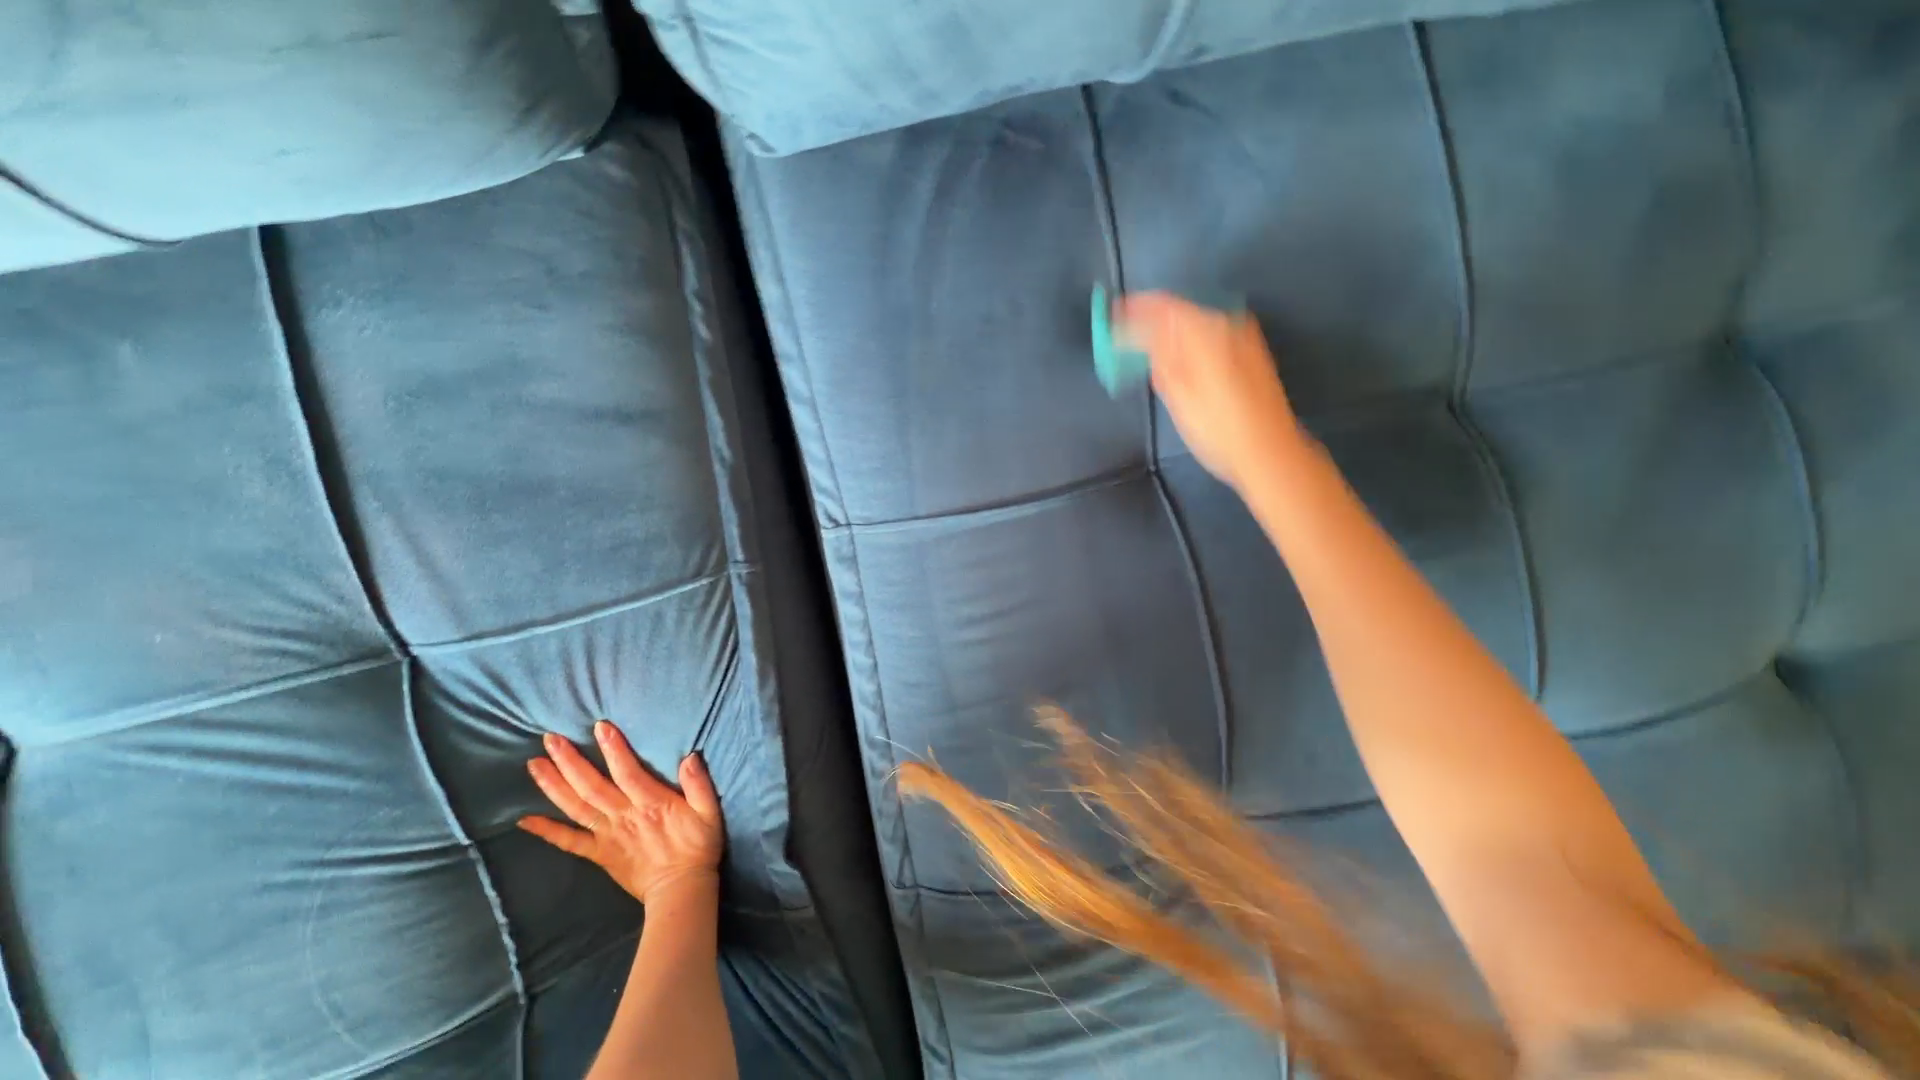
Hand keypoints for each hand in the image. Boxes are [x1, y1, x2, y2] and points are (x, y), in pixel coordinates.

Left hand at [520, 722, 724, 905]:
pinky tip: (525, 820)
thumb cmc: (697, 847)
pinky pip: (569, 842)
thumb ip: (699, 785)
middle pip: (591, 786)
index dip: (613, 749)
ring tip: (534, 765)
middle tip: (549, 739)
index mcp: (651, 804)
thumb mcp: (709, 813)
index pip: (627, 771)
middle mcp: (623, 816)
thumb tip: (689, 757)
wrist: (681, 890)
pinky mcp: (598, 853)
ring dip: (553, 786)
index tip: (599, 726)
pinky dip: (547, 831)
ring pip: (575, 807)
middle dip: (569, 761)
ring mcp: (607, 835)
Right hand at [1119, 292, 1304, 492]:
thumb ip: (1156, 353)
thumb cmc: (1216, 427)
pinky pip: (1213, 337)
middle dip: (1153, 323)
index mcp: (1205, 328)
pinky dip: (1192, 344)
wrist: (1269, 452)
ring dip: (1172, 335)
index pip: (1162, 305)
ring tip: (1150, 354)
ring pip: (1198, 325)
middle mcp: (1228, 324)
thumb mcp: (1177, 392)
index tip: (1113, 316)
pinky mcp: (1253, 355)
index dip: (1134, 309)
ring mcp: (1245, 338)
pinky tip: (1183, 364)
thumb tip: (1137, 330)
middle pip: (1181, 312)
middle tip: (1127, 340)